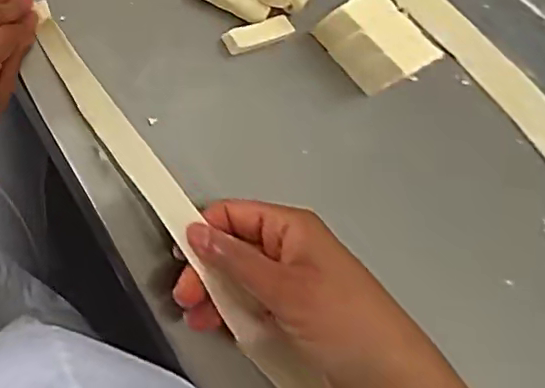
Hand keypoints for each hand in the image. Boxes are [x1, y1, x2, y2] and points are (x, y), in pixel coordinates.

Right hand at [172, 201, 463, 387]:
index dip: (203, 230)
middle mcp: (293, 251)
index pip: (231, 214)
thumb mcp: (286, 289)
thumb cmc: (364, 331)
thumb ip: (236, 259)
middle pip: (232, 248)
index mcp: (292, 228)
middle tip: (189, 291)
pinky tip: (227, 327)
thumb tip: (199, 233)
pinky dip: (237, 316)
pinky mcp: (299, 316)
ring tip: (203, 314)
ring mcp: (296, 285)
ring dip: (218, 297)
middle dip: (206, 271)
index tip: (181, 249)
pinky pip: (256, 306)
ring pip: (240, 280)